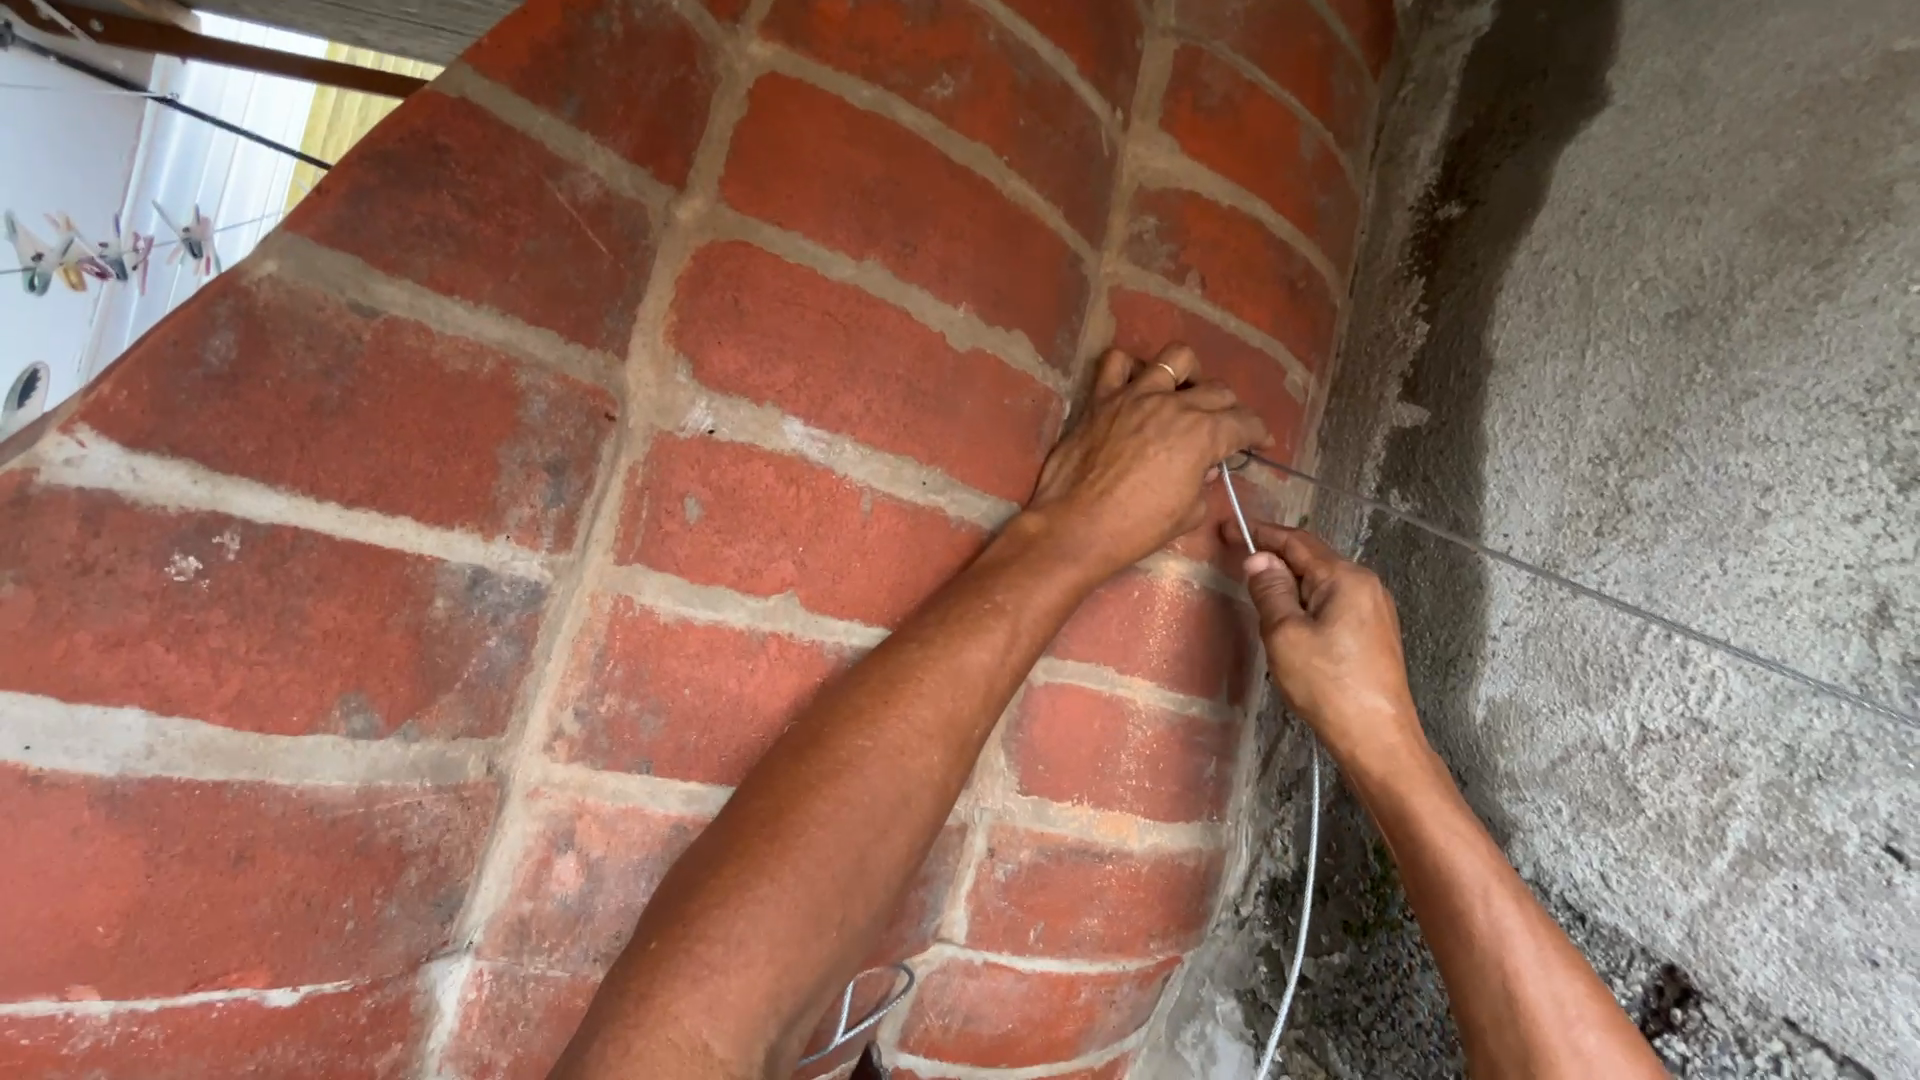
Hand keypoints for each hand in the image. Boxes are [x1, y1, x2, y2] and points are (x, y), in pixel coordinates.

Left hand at [1024, 343, 1270, 582]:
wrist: (1076, 527)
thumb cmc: (1135, 529)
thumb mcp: (1187, 513)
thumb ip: (1202, 484)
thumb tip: (1202, 468)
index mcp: (1203, 434)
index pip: (1245, 422)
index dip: (1257, 434)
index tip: (1258, 443)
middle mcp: (1174, 405)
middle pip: (1217, 390)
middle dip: (1228, 409)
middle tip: (1221, 428)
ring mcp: (1135, 396)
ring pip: (1176, 358)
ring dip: (1188, 374)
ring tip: (1183, 393)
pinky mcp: (1100, 398)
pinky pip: (1116, 362)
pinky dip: (1130, 369)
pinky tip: (1135, 387)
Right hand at [1233, 521, 1426, 769]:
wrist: (1376, 736)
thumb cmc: (1326, 684)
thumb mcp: (1284, 633)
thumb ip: (1270, 590)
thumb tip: (1259, 559)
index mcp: (1344, 578)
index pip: (1296, 541)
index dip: (1260, 532)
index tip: (1228, 528)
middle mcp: (1365, 585)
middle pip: (1311, 558)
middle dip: (1274, 559)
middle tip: (1238, 566)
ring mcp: (1374, 608)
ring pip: (1320, 582)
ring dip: (1288, 584)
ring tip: (1260, 601)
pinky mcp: (1373, 631)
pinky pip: (1332, 602)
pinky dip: (1305, 602)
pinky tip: (1289, 624)